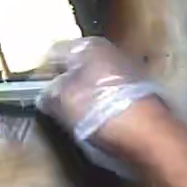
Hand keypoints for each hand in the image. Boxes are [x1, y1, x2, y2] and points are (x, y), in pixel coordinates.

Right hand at [38, 37, 171, 173]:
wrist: (151, 139)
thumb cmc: (101, 113)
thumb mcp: (62, 103)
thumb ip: (47, 93)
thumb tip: (45, 93)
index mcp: (89, 46)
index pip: (54, 52)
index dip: (42, 71)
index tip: (35, 89)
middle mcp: (111, 51)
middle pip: (77, 65)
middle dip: (64, 81)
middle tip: (53, 103)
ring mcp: (129, 71)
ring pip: (94, 80)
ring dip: (83, 94)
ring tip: (75, 116)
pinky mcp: (141, 93)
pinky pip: (109, 94)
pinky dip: (101, 104)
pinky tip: (98, 121)